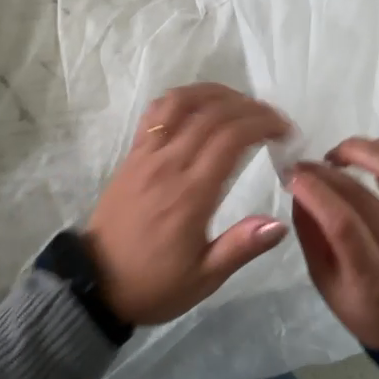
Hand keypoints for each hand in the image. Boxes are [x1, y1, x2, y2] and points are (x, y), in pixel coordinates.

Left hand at [84, 83, 291, 325]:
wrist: (95, 284)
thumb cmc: (155, 283)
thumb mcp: (203, 278)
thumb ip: (241, 247)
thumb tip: (280, 223)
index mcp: (191, 194)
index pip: (231, 138)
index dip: (262, 124)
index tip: (284, 131)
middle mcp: (169, 164)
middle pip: (213, 114)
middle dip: (250, 107)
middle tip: (272, 118)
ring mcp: (147, 154)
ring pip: (182, 102)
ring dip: (215, 93)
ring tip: (240, 102)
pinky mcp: (132, 153)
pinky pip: (156, 111)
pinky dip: (181, 98)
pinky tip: (199, 105)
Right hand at [289, 133, 378, 349]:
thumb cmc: (364, 308)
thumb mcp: (325, 284)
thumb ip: (310, 236)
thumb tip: (297, 190)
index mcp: (372, 274)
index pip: (343, 224)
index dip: (314, 192)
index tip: (291, 176)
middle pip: (360, 193)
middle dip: (322, 171)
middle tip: (302, 167)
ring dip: (359, 150)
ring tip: (336, 155)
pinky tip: (376, 145)